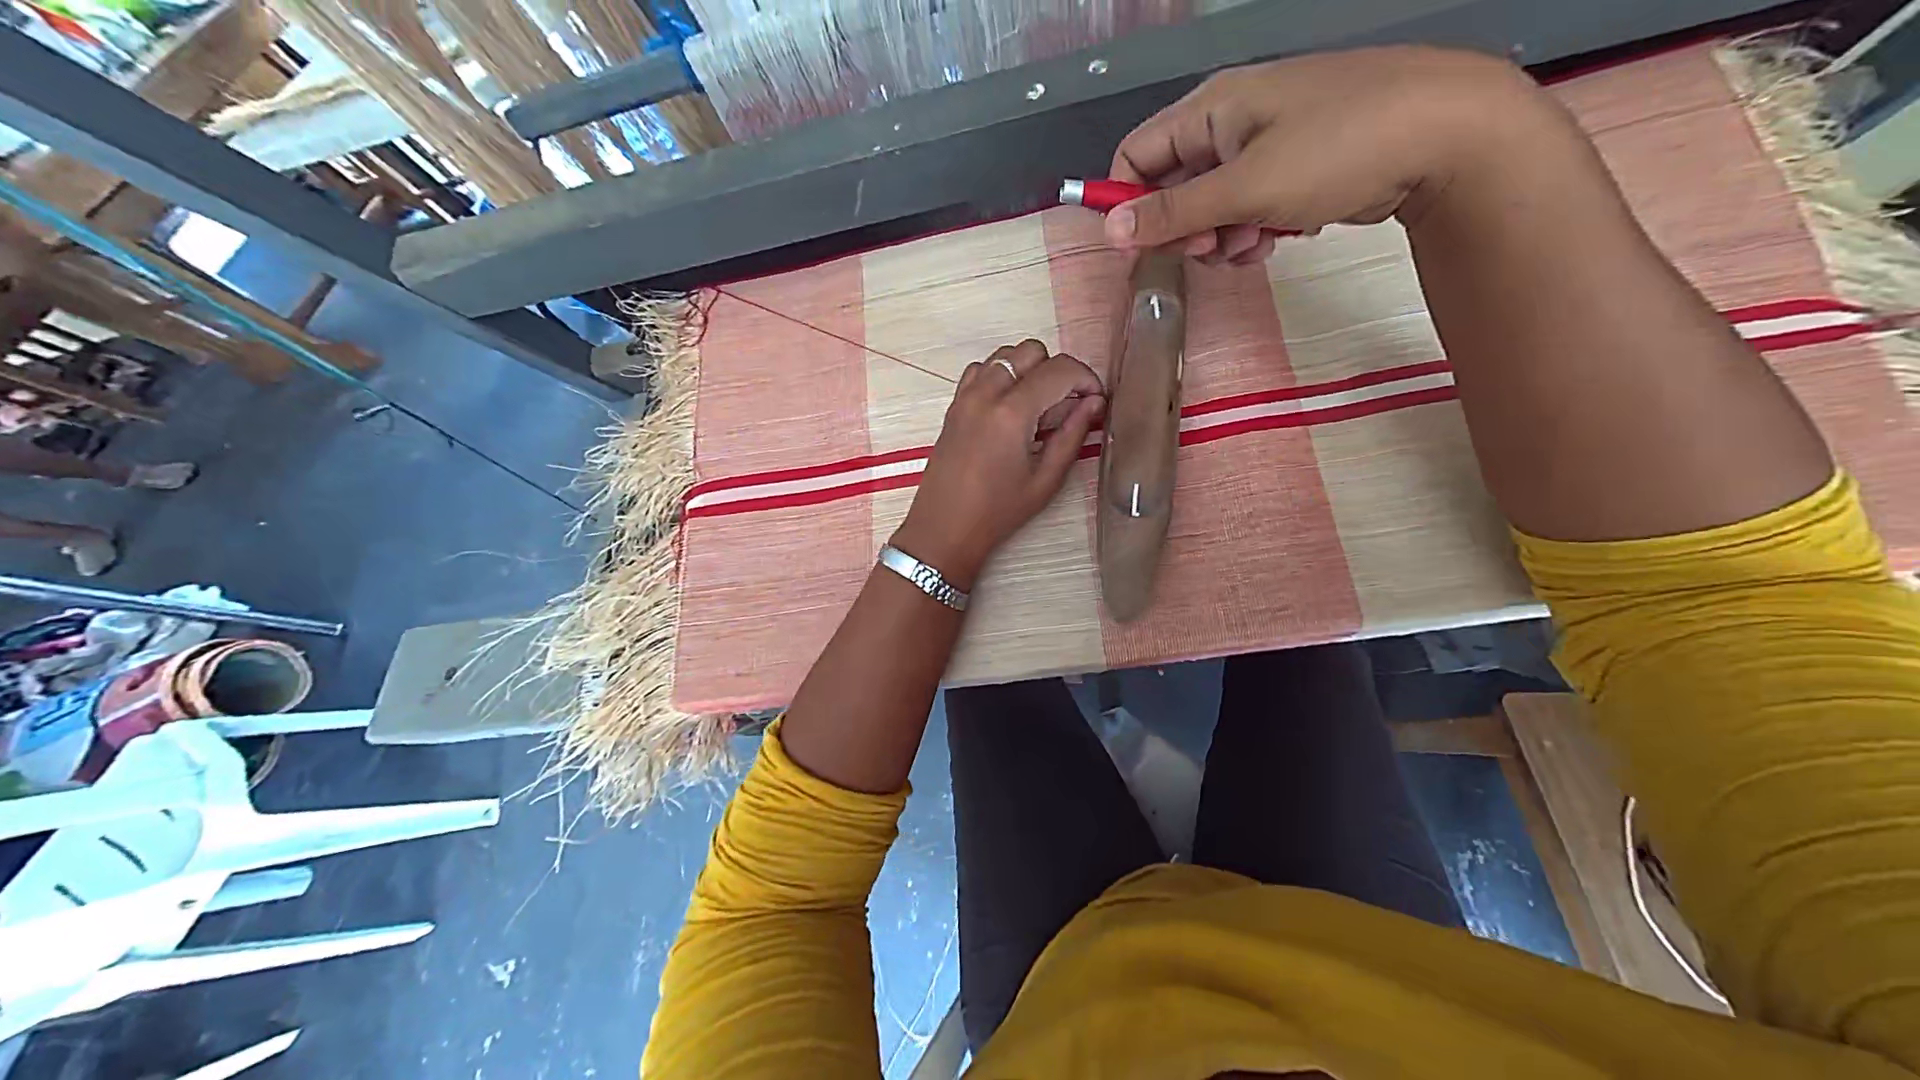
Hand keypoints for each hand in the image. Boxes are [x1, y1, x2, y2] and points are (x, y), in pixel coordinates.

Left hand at [890, 339, 1105, 589]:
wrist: (944, 528)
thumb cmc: (997, 513)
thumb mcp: (1046, 480)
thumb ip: (1073, 435)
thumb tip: (1094, 403)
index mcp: (1012, 412)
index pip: (1059, 369)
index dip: (1086, 378)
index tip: (1094, 400)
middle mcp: (985, 394)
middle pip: (1031, 350)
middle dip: (1057, 370)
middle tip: (1067, 404)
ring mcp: (965, 397)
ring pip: (1004, 355)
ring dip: (1028, 369)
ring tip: (1038, 406)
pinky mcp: (953, 406)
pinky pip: (981, 370)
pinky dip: (1001, 375)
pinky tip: (1010, 406)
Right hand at [1105, 46, 1560, 262]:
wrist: (1447, 134)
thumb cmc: (1337, 148)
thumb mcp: (1245, 187)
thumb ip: (1173, 212)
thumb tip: (1110, 231)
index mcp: (1210, 110)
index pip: (1136, 155)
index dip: (1127, 203)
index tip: (1138, 247)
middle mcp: (1230, 124)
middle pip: (1173, 187)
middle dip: (1184, 227)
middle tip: (1209, 248)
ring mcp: (1265, 147)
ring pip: (1210, 207)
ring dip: (1220, 238)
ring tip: (1251, 245)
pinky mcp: (1292, 171)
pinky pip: (1247, 210)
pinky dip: (1251, 233)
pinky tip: (1274, 241)